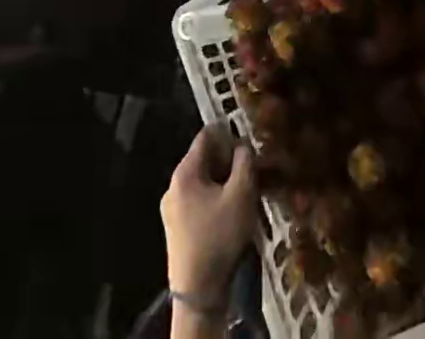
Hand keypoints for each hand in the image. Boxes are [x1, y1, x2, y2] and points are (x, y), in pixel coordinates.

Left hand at [161, 128, 257, 305]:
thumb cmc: (219, 236)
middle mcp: (173, 185)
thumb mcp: (241, 194)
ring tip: (246, 190)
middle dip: (229, 159)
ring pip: (203, 180)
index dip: (229, 133)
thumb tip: (243, 143)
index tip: (249, 142)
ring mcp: (172, 207)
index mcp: (185, 172)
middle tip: (252, 169)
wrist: (197, 290)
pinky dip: (216, 197)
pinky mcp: (176, 226)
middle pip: (204, 158)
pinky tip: (232, 211)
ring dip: (225, 180)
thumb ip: (244, 162)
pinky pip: (198, 199)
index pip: (206, 135)